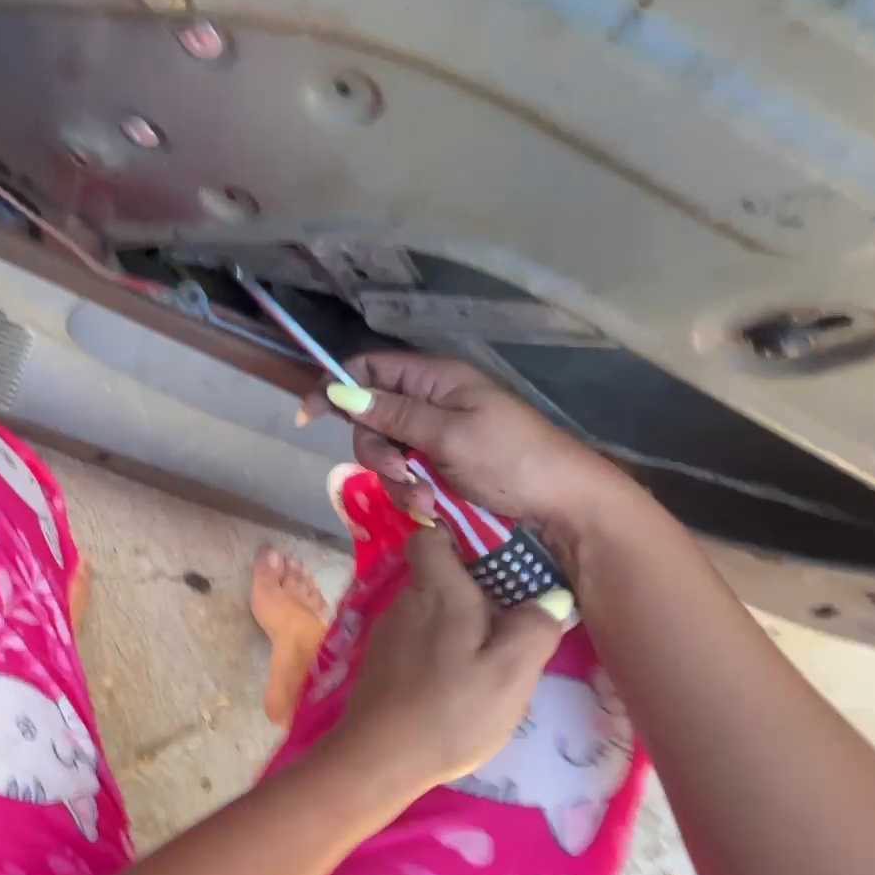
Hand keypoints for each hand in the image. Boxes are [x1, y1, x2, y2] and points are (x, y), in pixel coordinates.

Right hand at [301, 351, 634, 542]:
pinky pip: (402, 477)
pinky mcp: (437, 469)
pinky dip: (410, 493)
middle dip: (375, 449)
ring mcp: (432, 439)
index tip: (311, 415)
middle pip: (368, 417)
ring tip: (427, 497)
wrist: (562, 506)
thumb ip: (392, 414)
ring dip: (395, 478)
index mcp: (434, 381)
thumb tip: (340, 392)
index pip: (370, 369)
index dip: (337, 386)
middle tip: (399, 470)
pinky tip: (433, 506)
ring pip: (382, 452)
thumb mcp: (449, 434)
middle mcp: (428, 404)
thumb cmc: (512, 458)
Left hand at [322, 529, 565, 792]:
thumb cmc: (452, 710)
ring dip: (459, 619)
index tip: (495, 554)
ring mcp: (388, 629)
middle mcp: (405, 600)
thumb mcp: (511, 672)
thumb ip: (533, 628)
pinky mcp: (381, 658)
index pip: (430, 536)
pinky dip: (441, 643)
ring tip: (495, 651)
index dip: (457, 536)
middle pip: (438, 574)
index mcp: (436, 590)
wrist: (380, 755)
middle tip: (516, 615)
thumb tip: (548, 597)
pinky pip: (418, 634)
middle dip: (473, 586)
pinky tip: (460, 675)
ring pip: (429, 606)